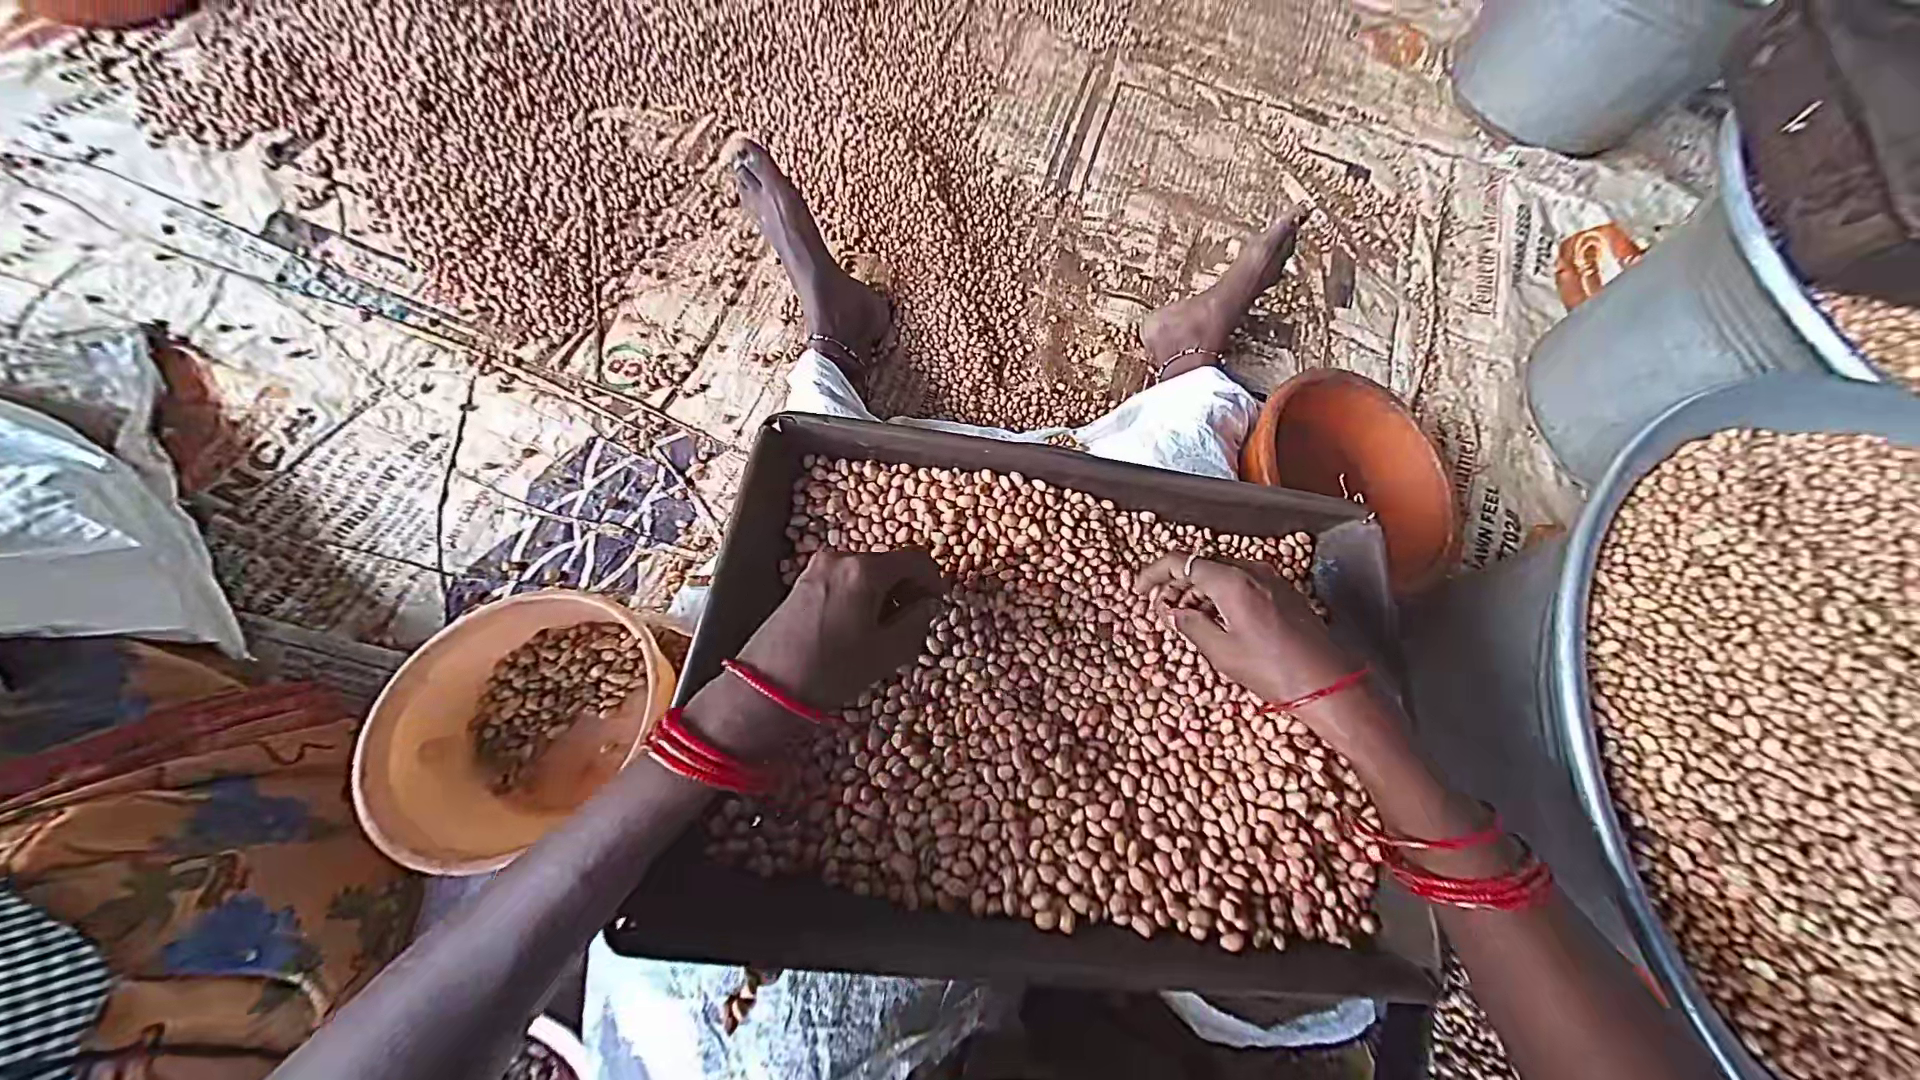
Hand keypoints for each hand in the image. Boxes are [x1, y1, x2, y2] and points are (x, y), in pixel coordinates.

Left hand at [739, 548, 946, 711]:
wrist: (764, 688)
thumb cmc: (830, 670)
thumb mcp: (886, 651)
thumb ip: (917, 621)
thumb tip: (928, 604)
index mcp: (864, 570)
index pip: (916, 559)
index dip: (934, 581)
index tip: (938, 606)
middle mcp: (841, 558)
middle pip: (890, 564)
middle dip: (907, 591)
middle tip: (912, 626)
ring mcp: (818, 568)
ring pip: (868, 574)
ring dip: (884, 596)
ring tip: (883, 635)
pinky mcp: (803, 582)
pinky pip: (846, 582)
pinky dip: (862, 598)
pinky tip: (857, 631)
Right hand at [1133, 553, 1352, 706]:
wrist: (1328, 685)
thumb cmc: (1273, 670)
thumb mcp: (1220, 651)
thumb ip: (1190, 624)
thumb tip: (1174, 612)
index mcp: (1232, 581)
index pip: (1180, 562)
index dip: (1153, 573)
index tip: (1140, 589)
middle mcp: (1252, 572)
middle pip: (1201, 564)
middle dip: (1176, 583)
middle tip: (1162, 608)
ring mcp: (1270, 579)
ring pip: (1221, 572)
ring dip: (1198, 590)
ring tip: (1186, 618)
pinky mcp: (1282, 592)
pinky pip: (1241, 582)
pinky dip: (1220, 594)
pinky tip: (1216, 619)